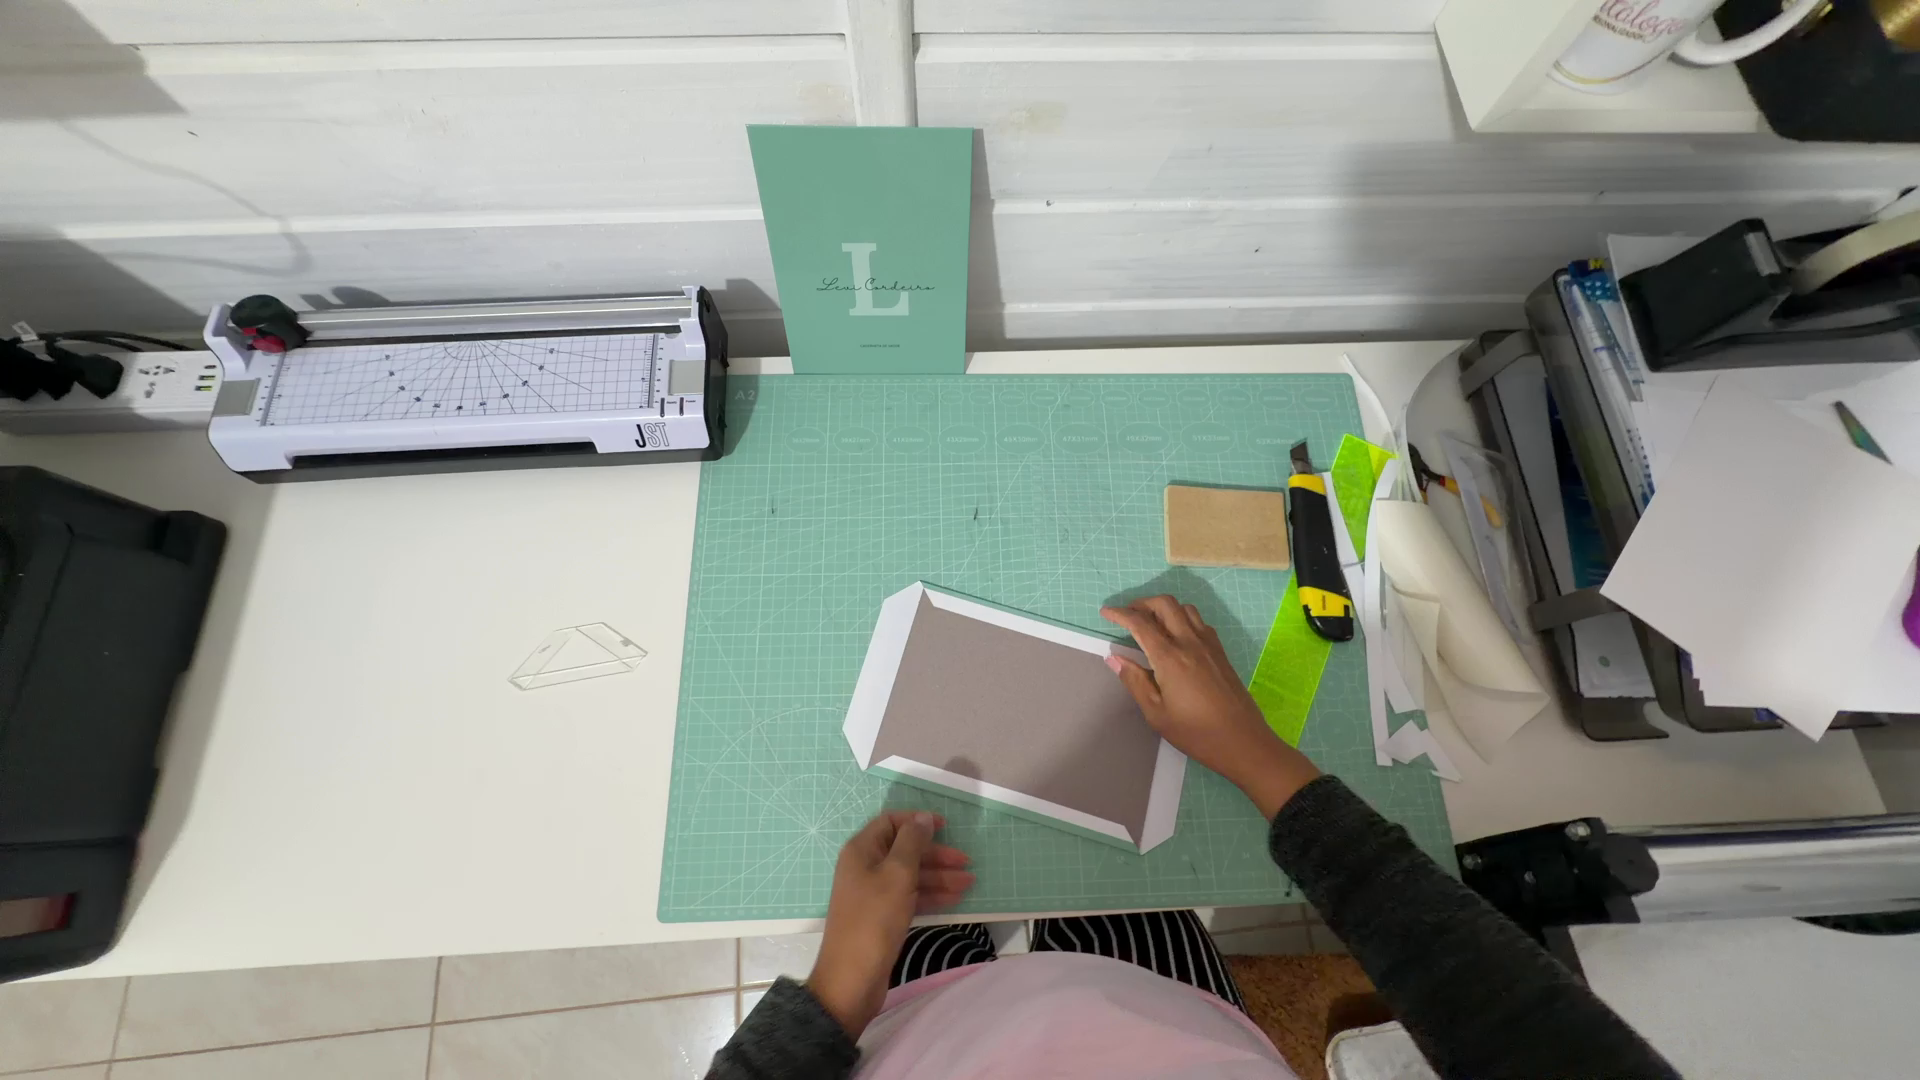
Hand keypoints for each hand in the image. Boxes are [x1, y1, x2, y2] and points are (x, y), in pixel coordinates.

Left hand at [807, 811, 973, 1038]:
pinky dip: (930, 895)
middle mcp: (865, 867)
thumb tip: (923, 817)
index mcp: (862, 850)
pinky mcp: (882, 916)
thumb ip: (912, 842)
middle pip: (904, 850)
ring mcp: (873, 893)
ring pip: (910, 875)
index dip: (917, 822)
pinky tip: (954, 898)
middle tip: (966, 862)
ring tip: (969, 883)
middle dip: (935, 855)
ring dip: (938, 877)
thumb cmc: (874, 919)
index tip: (945, 827)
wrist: (852, 980)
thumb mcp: (897, 874)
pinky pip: (909, 896)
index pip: (891, 822)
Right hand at [1101, 596, 1320, 818]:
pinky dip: (1182, 618)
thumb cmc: (1195, 732)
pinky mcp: (1220, 652)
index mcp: (1170, 657)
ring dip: (1164, 608)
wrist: (1244, 742)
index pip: (1140, 623)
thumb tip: (1114, 658)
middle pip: (1165, 604)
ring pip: (1184, 608)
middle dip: (1142, 603)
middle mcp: (1190, 642)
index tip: (1105, 612)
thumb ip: (1134, 681)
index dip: (1119, 613)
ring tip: (1150, 622)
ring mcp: (1209, 645)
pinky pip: (1199, 621)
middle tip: (1127, 615)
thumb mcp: (1156, 713)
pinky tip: (1176, 636)